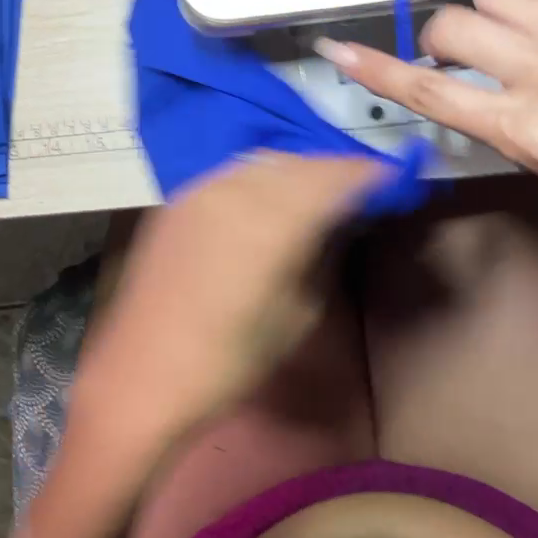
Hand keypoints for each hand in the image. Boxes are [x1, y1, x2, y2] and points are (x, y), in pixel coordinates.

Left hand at [76, 153, 390, 434]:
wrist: (142, 375)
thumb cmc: (231, 360)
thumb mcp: (299, 313)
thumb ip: (323, 253)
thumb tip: (343, 219)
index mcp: (272, 217)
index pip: (336, 176)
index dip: (371, 174)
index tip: (395, 180)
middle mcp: (236, 187)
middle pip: (301, 162)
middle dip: (335, 171)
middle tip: (361, 191)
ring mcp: (201, 188)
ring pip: (265, 162)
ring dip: (297, 171)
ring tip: (317, 195)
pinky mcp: (178, 198)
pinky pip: (233, 174)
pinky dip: (262, 179)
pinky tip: (269, 201)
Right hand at [317, 0, 537, 224]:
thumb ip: (493, 117)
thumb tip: (445, 71)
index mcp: (534, 133)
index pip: (433, 91)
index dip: (378, 70)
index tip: (339, 49)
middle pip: (457, 24)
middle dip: (451, 35)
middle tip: (473, 50)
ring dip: (498, 12)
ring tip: (531, 33)